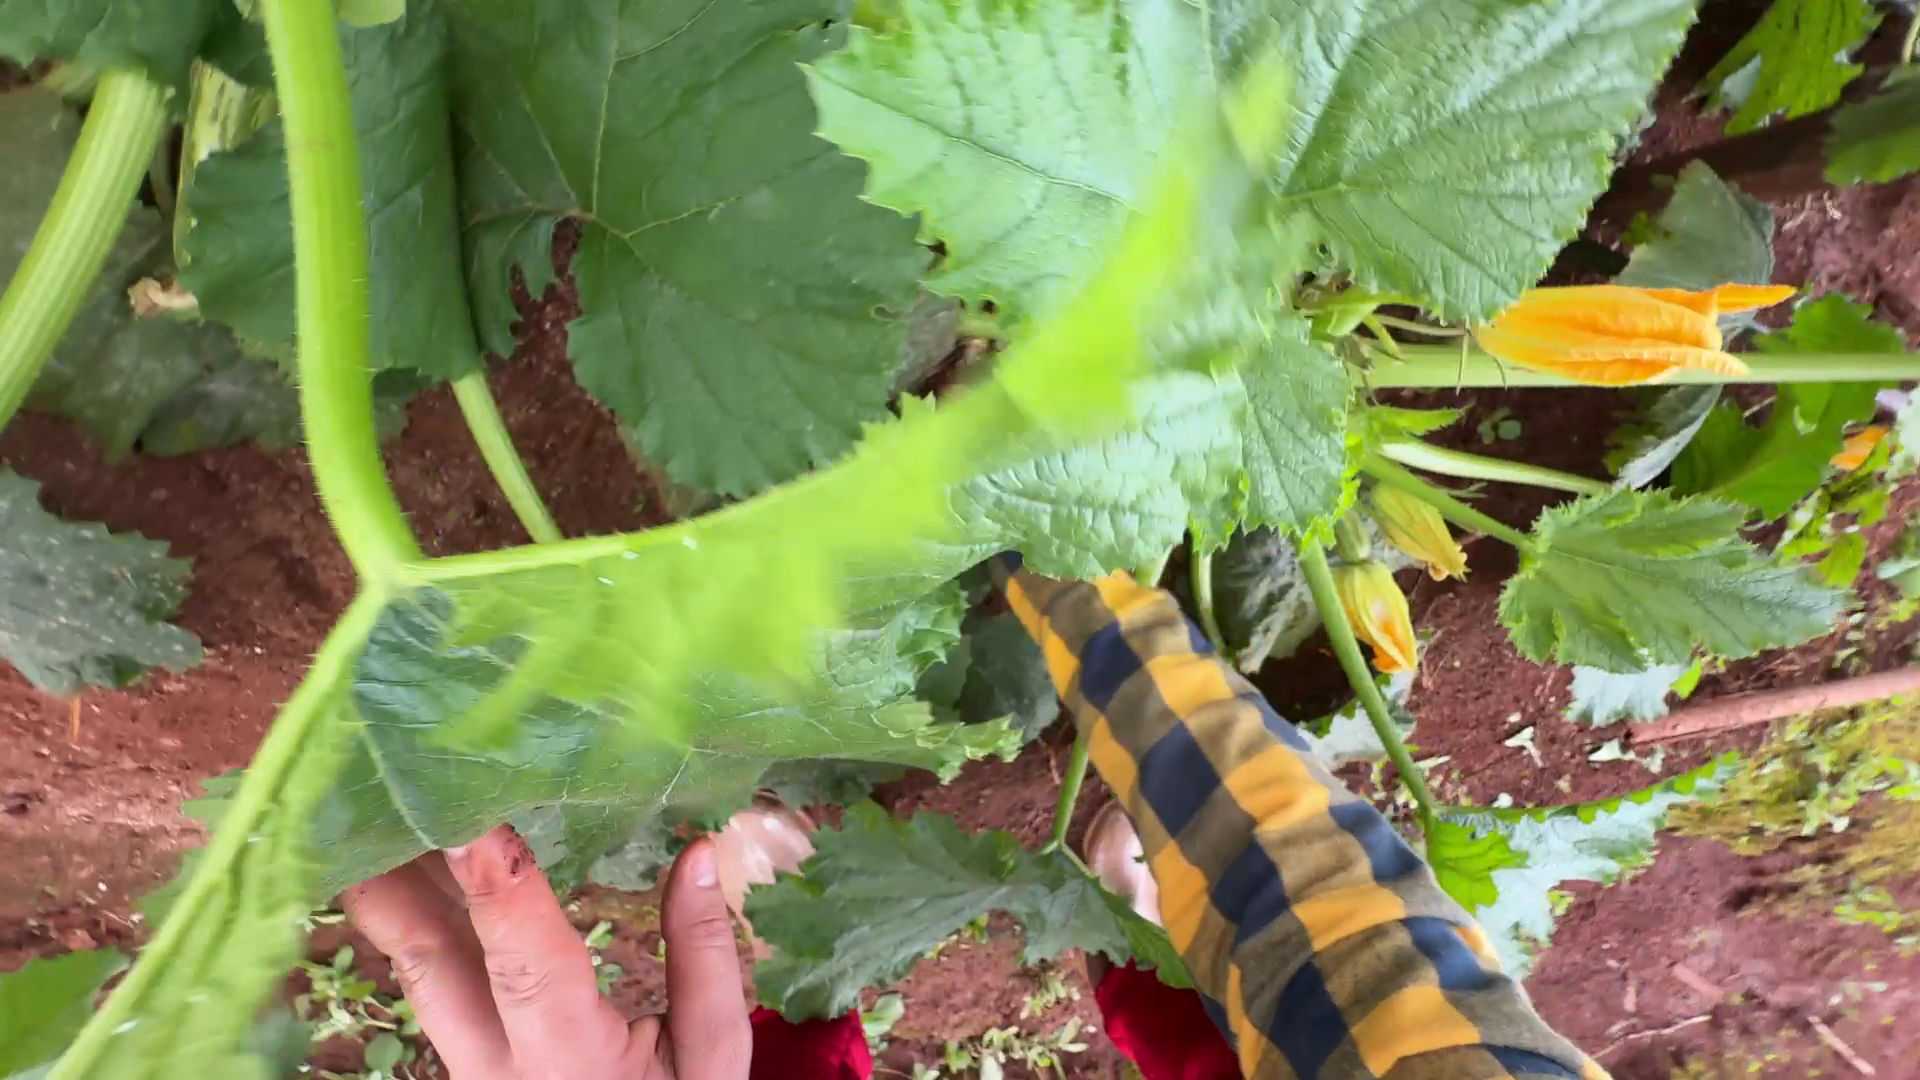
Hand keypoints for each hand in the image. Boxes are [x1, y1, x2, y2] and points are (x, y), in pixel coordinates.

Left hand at [340, 826, 751, 1079]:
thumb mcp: (713, 1050)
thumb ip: (706, 954)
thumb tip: (700, 854)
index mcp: (569, 1064)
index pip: (531, 971)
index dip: (505, 896)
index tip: (477, 825)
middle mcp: (496, 1067)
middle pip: (437, 971)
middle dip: (407, 885)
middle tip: (391, 802)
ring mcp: (469, 1064)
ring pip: (420, 973)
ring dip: (396, 897)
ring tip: (382, 820)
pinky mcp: (468, 1054)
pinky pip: (431, 980)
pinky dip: (416, 921)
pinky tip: (412, 876)